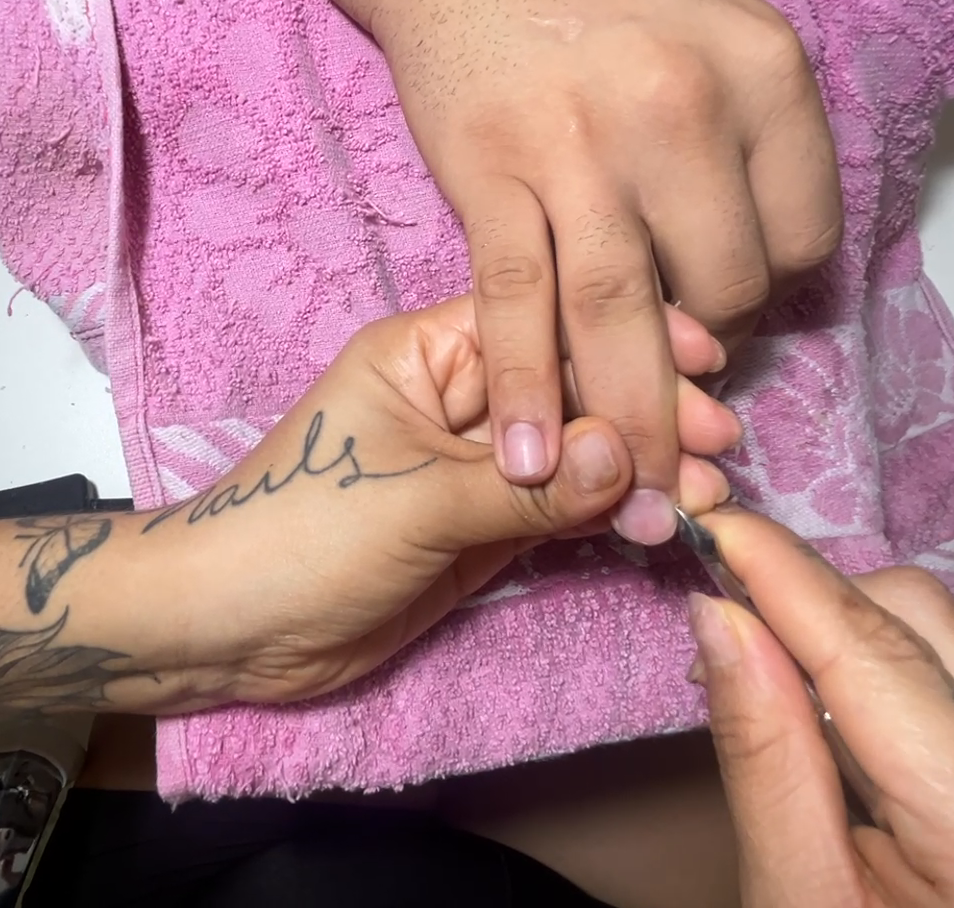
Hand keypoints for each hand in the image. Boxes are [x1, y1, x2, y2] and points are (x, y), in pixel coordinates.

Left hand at [145, 295, 739, 706]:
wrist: (236, 626)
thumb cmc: (304, 532)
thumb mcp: (415, 500)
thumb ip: (525, 486)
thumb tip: (634, 455)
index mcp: (423, 355)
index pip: (535, 326)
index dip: (615, 339)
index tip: (703, 361)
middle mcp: (453, 398)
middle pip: (561, 391)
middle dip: (637, 414)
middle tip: (717, 445)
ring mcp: (470, 465)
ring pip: (566, 455)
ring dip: (633, 471)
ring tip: (705, 493)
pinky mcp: (479, 525)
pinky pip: (553, 509)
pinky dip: (603, 515)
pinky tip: (659, 518)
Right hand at [369, 0, 840, 497]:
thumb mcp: (716, 21)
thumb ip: (745, 137)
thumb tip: (728, 262)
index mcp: (763, 71)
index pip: (798, 237)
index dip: (760, 300)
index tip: (714, 323)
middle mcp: (681, 114)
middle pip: (717, 291)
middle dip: (696, 378)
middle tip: (678, 453)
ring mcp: (579, 153)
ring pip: (617, 313)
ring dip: (625, 419)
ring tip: (626, 499)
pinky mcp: (491, 181)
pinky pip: (516, 299)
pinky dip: (525, 385)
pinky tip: (527, 456)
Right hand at [688, 510, 953, 907]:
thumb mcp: (797, 906)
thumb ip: (764, 755)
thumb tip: (716, 617)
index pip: (882, 658)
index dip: (784, 574)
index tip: (710, 519)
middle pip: (927, 624)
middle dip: (806, 598)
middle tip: (717, 622)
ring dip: (839, 630)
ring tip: (763, 671)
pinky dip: (881, 668)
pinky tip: (829, 705)